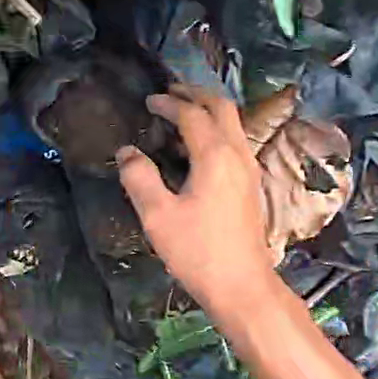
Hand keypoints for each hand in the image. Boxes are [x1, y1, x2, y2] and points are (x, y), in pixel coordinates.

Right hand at [116, 86, 275, 311]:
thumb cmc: (197, 250)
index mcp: (215, 156)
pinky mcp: (250, 185)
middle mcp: (237, 155)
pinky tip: (196, 148)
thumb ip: (139, 177)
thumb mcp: (157, 215)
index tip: (148, 101)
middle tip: (170, 93)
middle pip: (222, 108)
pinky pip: (234, 141)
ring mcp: (249, 170)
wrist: (242, 286)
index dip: (169, 103)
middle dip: (195, 95)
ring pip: (233, 124)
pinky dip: (215, 130)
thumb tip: (127, 152)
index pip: (192, 115)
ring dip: (207, 112)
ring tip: (181, 114)